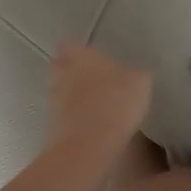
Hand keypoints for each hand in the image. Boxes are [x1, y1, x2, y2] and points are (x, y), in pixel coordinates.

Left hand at [47, 42, 151, 156]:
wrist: (90, 144)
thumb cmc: (116, 102)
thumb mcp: (139, 83)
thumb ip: (135, 75)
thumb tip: (136, 75)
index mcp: (81, 56)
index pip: (70, 46)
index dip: (77, 51)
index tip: (87, 58)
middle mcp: (62, 74)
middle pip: (60, 68)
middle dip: (70, 73)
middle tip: (88, 81)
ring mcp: (53, 101)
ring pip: (58, 93)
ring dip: (69, 97)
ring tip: (89, 107)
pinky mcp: (52, 127)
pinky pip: (60, 118)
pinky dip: (69, 120)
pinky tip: (86, 128)